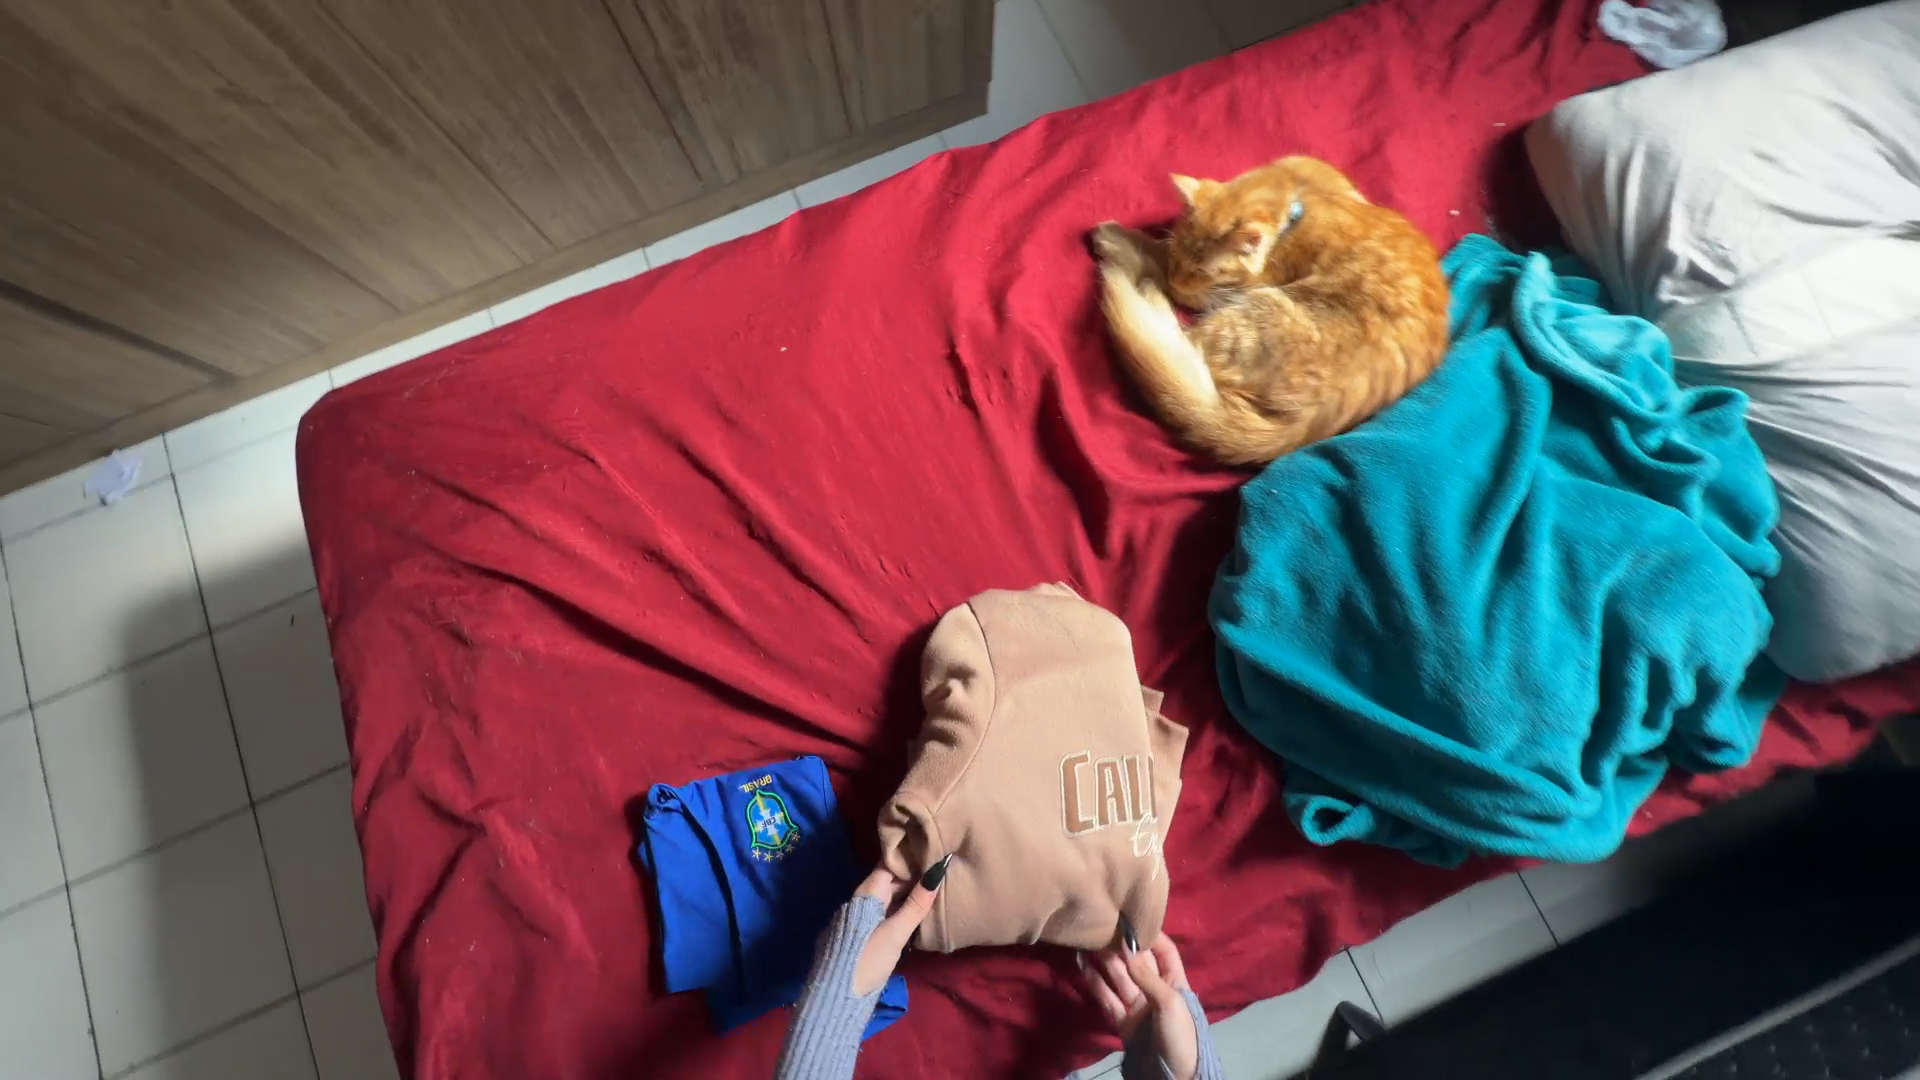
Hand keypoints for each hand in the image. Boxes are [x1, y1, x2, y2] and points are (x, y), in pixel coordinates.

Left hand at [849, 855, 948, 995]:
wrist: (836, 997)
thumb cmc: (867, 960)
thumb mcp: (896, 933)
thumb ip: (917, 904)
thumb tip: (937, 871)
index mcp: (867, 892)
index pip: (889, 863)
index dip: (908, 855)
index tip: (931, 848)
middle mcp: (861, 899)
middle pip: (889, 879)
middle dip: (912, 875)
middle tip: (940, 870)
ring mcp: (860, 916)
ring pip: (887, 896)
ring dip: (907, 893)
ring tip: (933, 888)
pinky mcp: (861, 933)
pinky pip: (884, 911)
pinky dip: (900, 908)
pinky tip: (915, 912)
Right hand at [1081, 926, 1198, 1079]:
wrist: (1174, 1079)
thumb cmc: (1180, 1035)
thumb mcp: (1169, 1003)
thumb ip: (1146, 974)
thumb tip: (1127, 943)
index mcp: (1174, 982)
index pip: (1164, 950)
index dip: (1150, 934)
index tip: (1131, 918)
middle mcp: (1155, 989)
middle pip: (1137, 960)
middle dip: (1121, 944)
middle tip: (1102, 925)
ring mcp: (1137, 1005)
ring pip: (1118, 975)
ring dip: (1104, 959)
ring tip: (1087, 940)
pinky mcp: (1123, 1021)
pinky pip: (1107, 996)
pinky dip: (1094, 981)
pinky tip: (1083, 965)